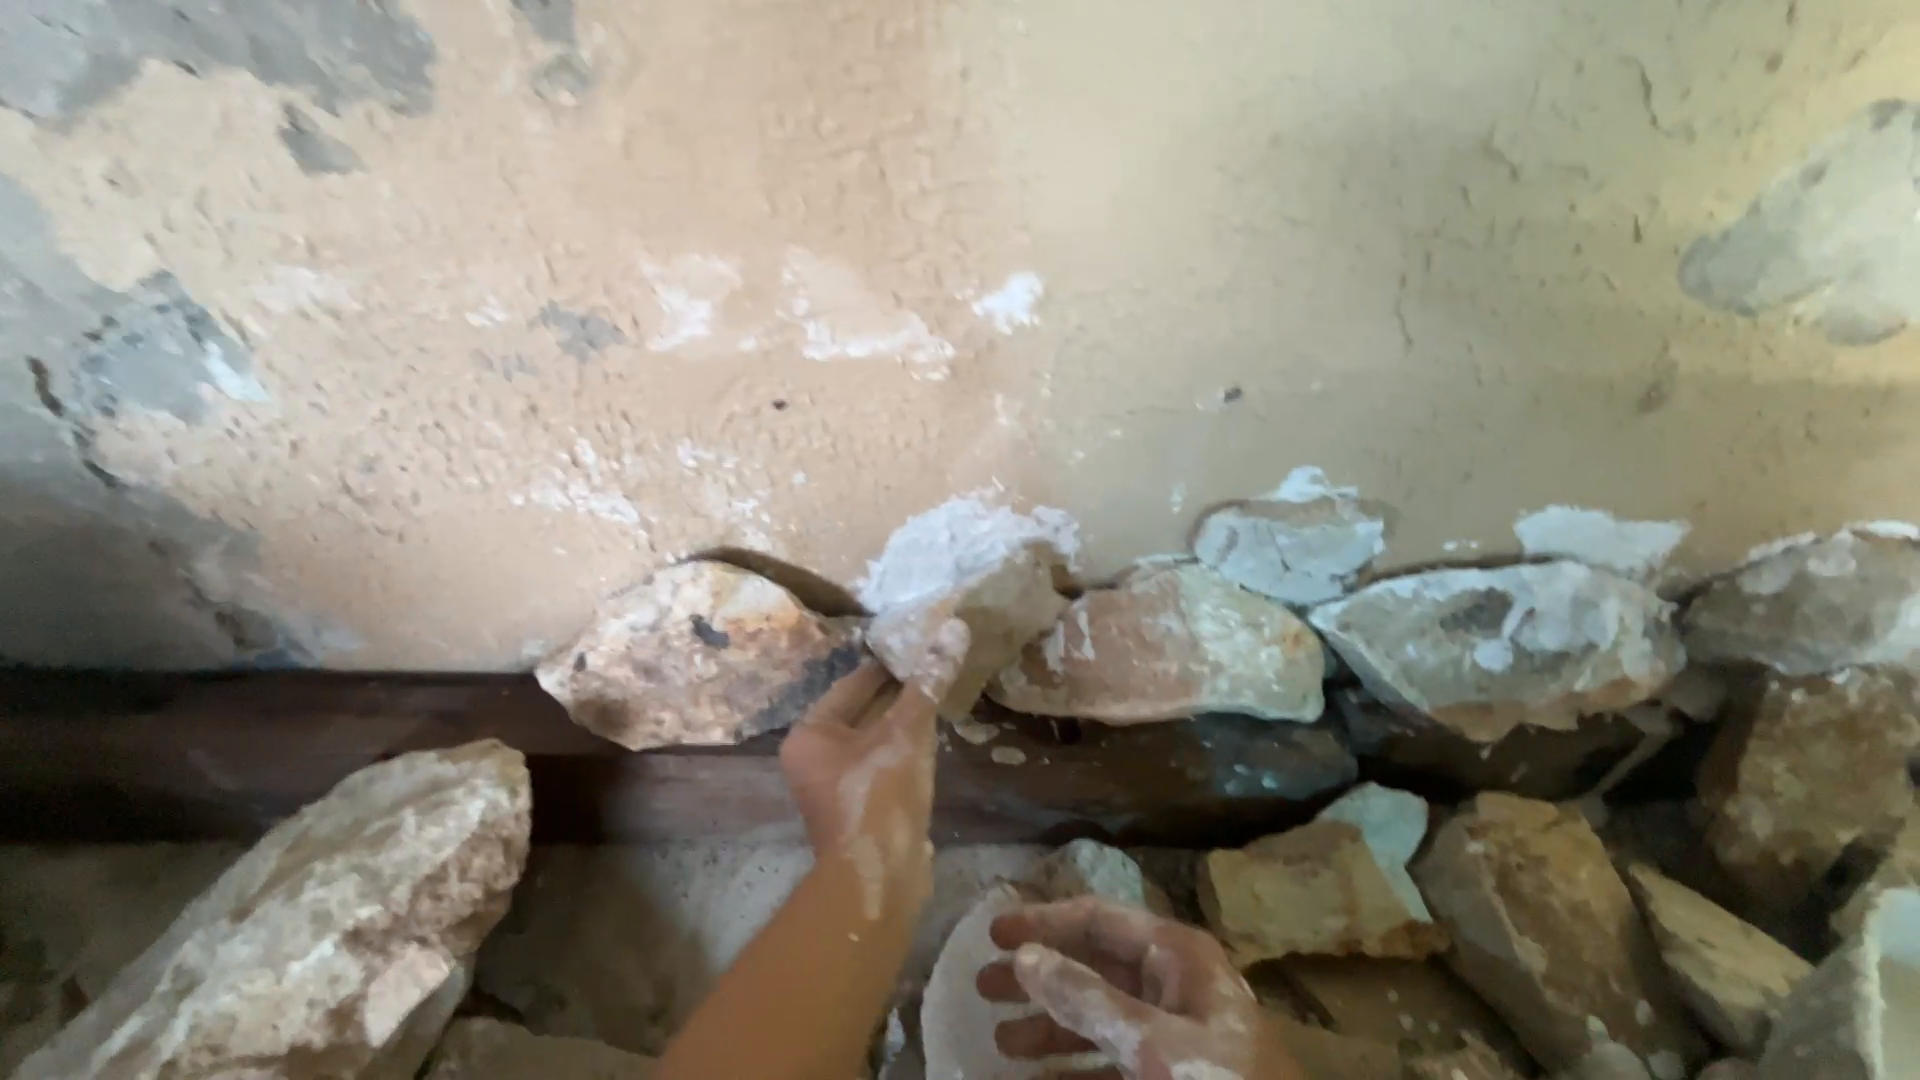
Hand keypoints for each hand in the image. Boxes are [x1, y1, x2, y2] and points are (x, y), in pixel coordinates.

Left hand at [778, 619, 969, 918]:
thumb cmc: (880, 796)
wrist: (880, 879)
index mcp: (810, 734)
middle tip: (937, 666)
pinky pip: (885, 767)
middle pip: (863, 712)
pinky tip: (935, 741)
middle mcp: (815, 759)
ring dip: (906, 723)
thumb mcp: (906, 731)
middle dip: (900, 693)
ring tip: (941, 696)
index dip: (889, 664)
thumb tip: (954, 628)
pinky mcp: (862, 810)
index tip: (921, 643)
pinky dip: (908, 752)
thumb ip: (928, 682)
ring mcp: (837, 788)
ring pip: (877, 741)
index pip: (853, 684)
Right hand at [975, 897, 1303, 1079]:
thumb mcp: (1153, 1045)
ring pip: (1097, 1015)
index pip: (1097, 919)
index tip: (993, 935)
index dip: (1043, 923)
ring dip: (1048, 1027)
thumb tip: (1025, 954)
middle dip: (1038, 978)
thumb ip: (1087, 1000)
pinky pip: (1110, 1061)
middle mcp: (1172, 984)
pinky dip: (1073, 1068)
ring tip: (1000, 1043)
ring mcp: (1173, 1032)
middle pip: (1091, 966)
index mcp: (1175, 956)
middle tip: (983, 987)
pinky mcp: (1170, 1075)